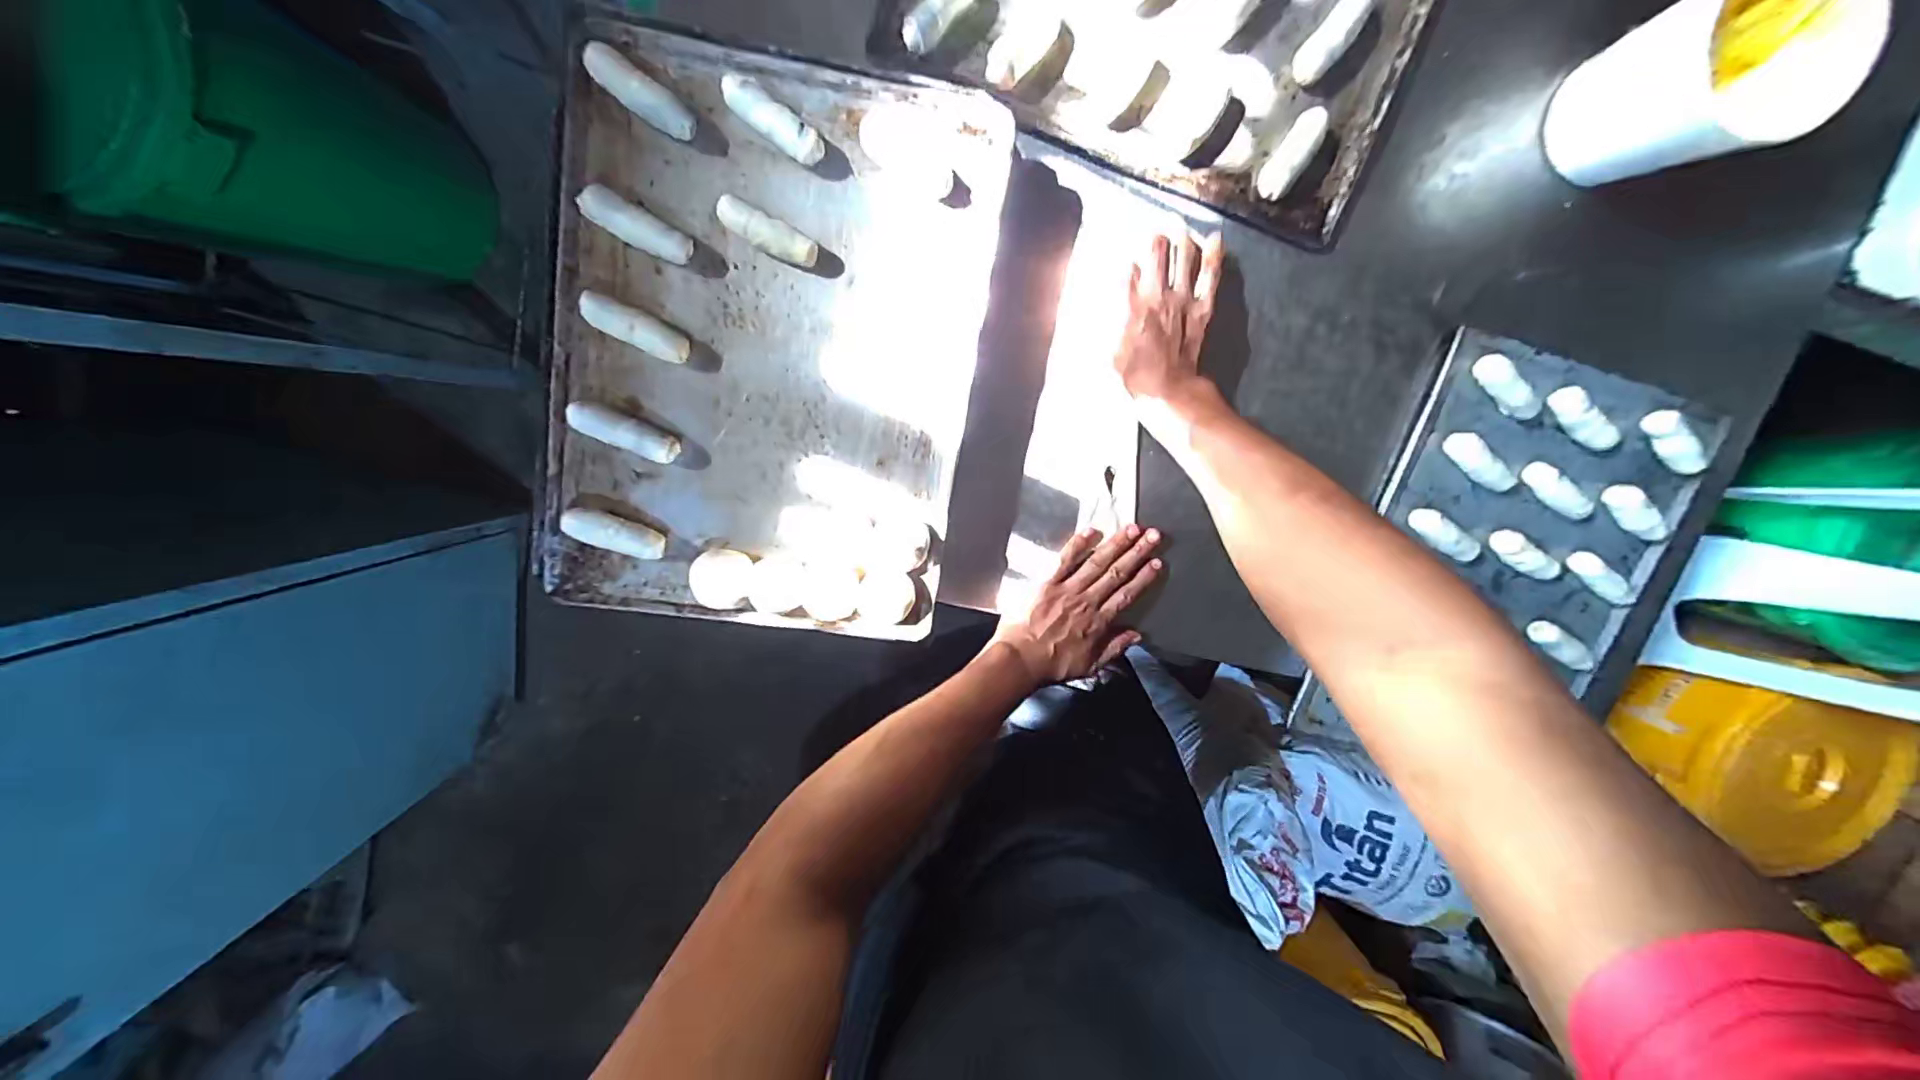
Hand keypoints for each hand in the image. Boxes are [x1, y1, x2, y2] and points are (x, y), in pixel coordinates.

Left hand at [991, 524, 1163, 684]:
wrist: (1020, 659)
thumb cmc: (1053, 665)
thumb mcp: (1090, 665)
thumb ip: (1114, 648)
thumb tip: (1137, 634)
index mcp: (1098, 622)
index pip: (1126, 595)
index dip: (1143, 578)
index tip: (1157, 563)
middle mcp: (1087, 601)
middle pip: (1116, 573)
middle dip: (1137, 553)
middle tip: (1153, 536)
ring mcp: (1067, 590)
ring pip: (1096, 563)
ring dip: (1115, 544)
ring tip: (1132, 529)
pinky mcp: (1047, 583)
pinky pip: (1065, 560)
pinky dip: (1078, 544)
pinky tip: (1092, 531)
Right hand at [1113, 230, 1224, 404]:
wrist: (1169, 390)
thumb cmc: (1136, 376)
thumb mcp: (1114, 350)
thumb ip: (1120, 316)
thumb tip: (1125, 286)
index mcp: (1135, 309)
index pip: (1132, 276)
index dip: (1134, 264)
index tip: (1132, 258)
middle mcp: (1160, 299)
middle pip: (1160, 260)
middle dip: (1159, 242)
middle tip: (1161, 228)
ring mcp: (1184, 302)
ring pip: (1185, 262)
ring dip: (1184, 242)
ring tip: (1183, 226)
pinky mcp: (1202, 309)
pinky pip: (1210, 278)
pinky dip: (1213, 258)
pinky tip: (1215, 239)